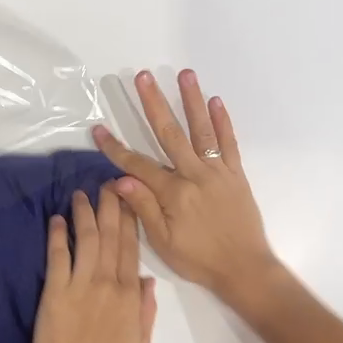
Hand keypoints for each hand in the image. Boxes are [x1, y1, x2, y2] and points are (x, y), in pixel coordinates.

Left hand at [28, 185, 157, 342]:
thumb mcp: (140, 341)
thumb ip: (146, 309)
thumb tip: (148, 279)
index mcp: (131, 294)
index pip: (132, 249)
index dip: (130, 221)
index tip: (128, 200)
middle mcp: (109, 282)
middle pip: (112, 236)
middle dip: (110, 206)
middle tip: (107, 184)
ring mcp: (82, 284)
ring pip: (87, 239)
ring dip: (84, 214)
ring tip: (80, 193)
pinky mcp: (56, 289)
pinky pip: (59, 255)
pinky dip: (58, 235)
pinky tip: (57, 219)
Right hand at [92, 69, 287, 307]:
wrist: (244, 268)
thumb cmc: (198, 260)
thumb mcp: (162, 241)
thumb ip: (143, 208)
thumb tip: (120, 179)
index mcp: (172, 193)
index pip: (136, 165)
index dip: (115, 148)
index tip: (98, 129)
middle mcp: (194, 175)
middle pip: (169, 134)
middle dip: (153, 104)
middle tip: (142, 77)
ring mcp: (218, 172)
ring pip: (201, 130)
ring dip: (191, 100)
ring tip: (184, 74)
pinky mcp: (236, 175)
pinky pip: (229, 143)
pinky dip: (222, 121)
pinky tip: (215, 101)